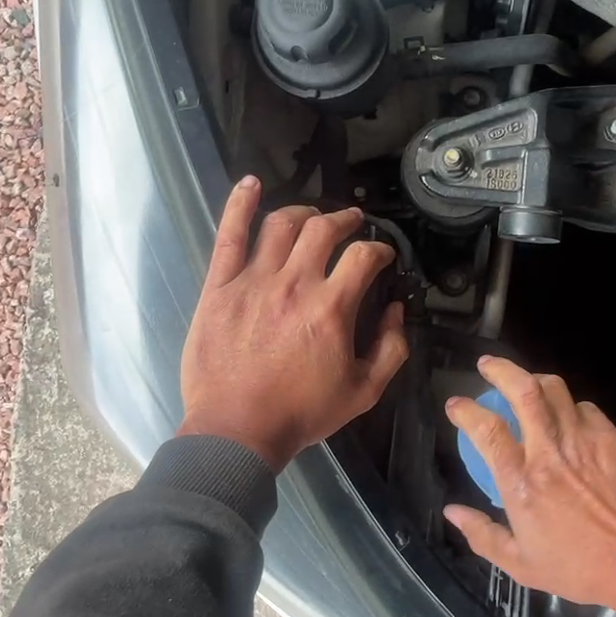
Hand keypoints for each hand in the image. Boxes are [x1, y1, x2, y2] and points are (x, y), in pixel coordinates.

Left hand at [177, 176, 407, 469]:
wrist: (237, 432)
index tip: (383, 256)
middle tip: (353, 223)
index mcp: (332, 307)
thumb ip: (391, 348)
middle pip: (324, 229)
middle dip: (346, 220)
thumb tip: (396, 311)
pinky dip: (239, 205)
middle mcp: (295, 283)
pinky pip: (229, 236)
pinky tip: (249, 184)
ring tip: (312, 216)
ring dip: (304, 212)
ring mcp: (253, 281)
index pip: (364, 256)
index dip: (380, 249)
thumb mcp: (364, 390)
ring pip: (281, 224)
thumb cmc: (302, 413)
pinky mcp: (219, 287)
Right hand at [443, 357, 615, 616]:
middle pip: (523, 391)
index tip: (455, 404)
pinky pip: (585, 408)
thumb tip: (452, 511)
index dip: (466, 410)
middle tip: (487, 365)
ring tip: (525, 383)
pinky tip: (566, 416)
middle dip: (500, 370)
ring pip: (556, 390)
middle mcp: (550, 452)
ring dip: (534, 380)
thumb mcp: (521, 565)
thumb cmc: (579, 568)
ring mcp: (583, 440)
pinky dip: (569, 405)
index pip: (487, 430)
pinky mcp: (610, 439)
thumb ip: (482, 535)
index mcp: (522, 482)